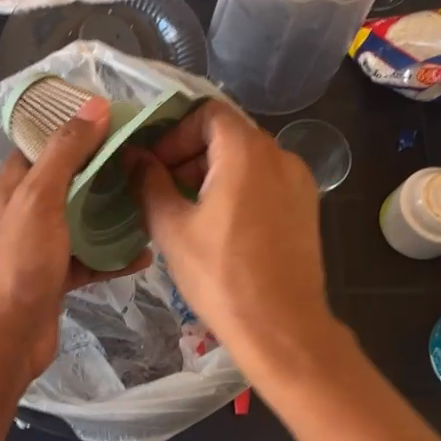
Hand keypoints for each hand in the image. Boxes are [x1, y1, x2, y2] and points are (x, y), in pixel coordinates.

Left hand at [0, 97, 152, 385]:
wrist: (7, 337)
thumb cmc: (19, 262)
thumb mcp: (41, 198)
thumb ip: (66, 151)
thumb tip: (95, 104)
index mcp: (16, 186)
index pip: (45, 143)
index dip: (77, 127)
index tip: (118, 119)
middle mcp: (28, 212)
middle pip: (71, 181)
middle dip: (104, 170)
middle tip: (146, 159)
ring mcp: (44, 247)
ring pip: (84, 220)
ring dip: (113, 214)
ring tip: (151, 201)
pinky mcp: (59, 277)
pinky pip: (92, 259)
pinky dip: (115, 256)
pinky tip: (144, 253)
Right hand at [130, 101, 339, 365]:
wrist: (281, 326)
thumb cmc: (221, 276)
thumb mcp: (172, 229)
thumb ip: (149, 183)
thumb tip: (134, 158)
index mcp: (247, 151)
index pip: (207, 113)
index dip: (174, 133)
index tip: (153, 165)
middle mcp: (281, 156)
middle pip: (229, 135)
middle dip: (190, 155)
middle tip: (161, 189)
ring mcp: (300, 183)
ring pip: (248, 161)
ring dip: (212, 174)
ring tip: (186, 212)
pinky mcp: (306, 209)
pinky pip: (266, 183)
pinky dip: (238, 191)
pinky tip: (218, 227)